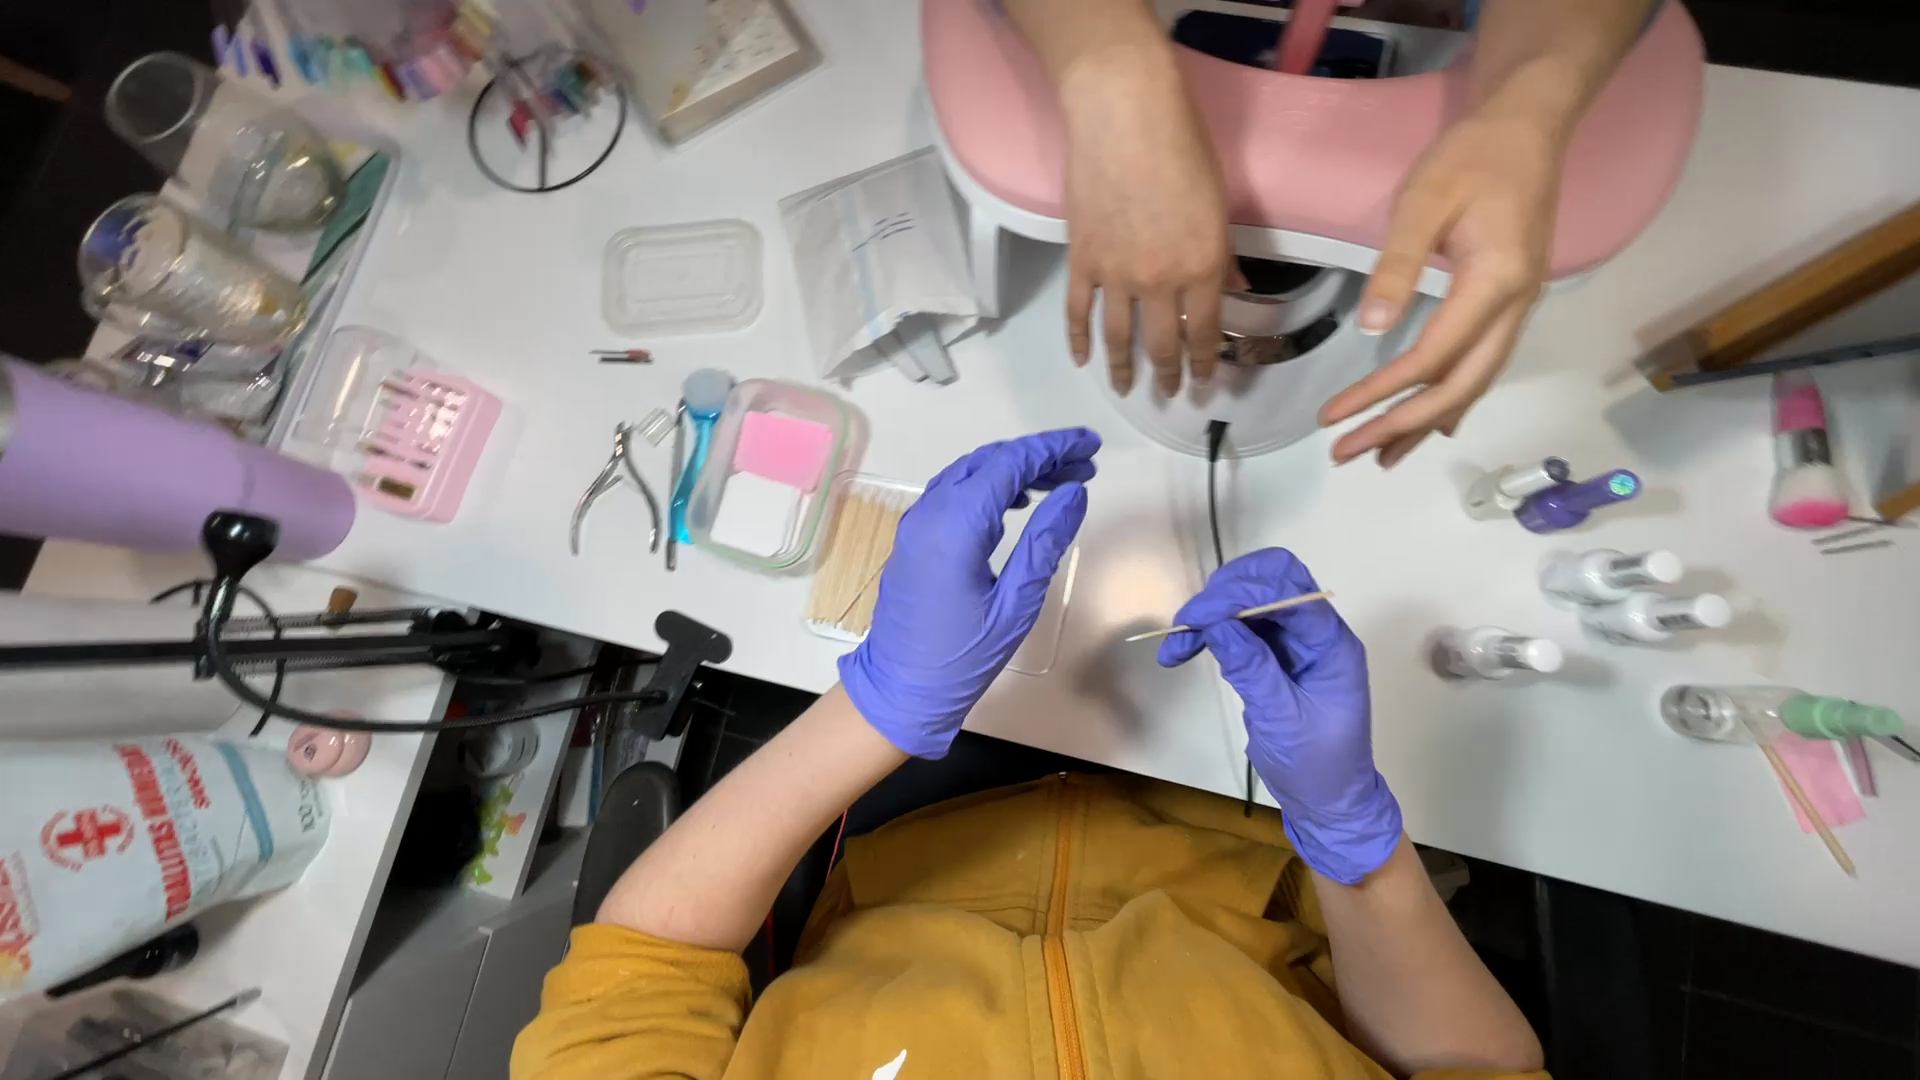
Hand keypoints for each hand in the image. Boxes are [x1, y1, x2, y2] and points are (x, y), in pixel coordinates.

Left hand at [840, 429, 1099, 757]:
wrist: (900, 689)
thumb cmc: (963, 657)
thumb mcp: (1016, 604)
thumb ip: (1044, 542)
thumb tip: (1074, 493)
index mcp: (955, 525)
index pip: (1009, 464)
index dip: (1052, 448)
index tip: (1090, 444)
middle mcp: (930, 512)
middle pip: (988, 461)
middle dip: (1038, 456)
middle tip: (1084, 465)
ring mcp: (917, 524)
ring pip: (969, 474)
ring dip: (1014, 470)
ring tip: (1060, 481)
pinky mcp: (914, 538)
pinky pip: (954, 495)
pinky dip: (989, 488)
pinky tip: (1018, 502)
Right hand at [1060, 56, 1235, 396]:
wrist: (1123, 117)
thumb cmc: (1182, 148)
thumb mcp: (1218, 203)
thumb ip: (1224, 253)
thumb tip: (1234, 285)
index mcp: (1202, 267)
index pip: (1206, 332)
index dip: (1204, 363)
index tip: (1202, 382)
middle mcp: (1160, 283)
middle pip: (1163, 344)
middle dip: (1167, 375)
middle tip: (1167, 393)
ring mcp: (1115, 277)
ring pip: (1119, 338)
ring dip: (1123, 369)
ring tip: (1125, 389)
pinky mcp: (1082, 263)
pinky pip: (1077, 312)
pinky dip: (1078, 339)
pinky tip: (1082, 360)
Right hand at [1156, 549, 1400, 883]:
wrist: (1327, 799)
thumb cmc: (1315, 765)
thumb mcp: (1283, 721)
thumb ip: (1253, 670)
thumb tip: (1217, 625)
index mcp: (1331, 645)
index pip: (1289, 592)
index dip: (1240, 595)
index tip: (1196, 619)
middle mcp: (1315, 631)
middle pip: (1271, 577)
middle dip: (1224, 591)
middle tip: (1187, 623)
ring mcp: (1294, 638)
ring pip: (1249, 595)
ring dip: (1210, 610)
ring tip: (1177, 644)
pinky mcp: (1272, 649)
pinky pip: (1238, 621)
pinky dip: (1210, 628)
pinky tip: (1186, 648)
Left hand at [1319, 109, 1562, 466]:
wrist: (1528, 127)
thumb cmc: (1470, 158)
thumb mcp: (1422, 203)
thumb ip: (1398, 267)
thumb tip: (1371, 328)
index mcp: (1495, 283)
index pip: (1429, 359)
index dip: (1378, 394)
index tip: (1330, 418)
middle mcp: (1516, 306)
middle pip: (1457, 387)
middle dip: (1398, 427)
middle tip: (1346, 455)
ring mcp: (1518, 307)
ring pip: (1473, 384)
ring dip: (1424, 424)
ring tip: (1381, 457)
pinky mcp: (1509, 303)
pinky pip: (1482, 367)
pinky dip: (1453, 401)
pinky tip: (1432, 426)